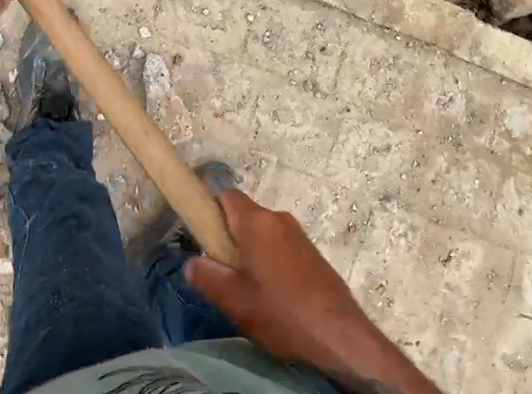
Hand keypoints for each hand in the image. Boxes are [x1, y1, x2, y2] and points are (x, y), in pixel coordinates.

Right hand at [187, 191, 434, 393]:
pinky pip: (280, 246)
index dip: (208, 210)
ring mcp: (298, 235)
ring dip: (249, 252)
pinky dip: (269, 261)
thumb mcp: (233, 300)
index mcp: (256, 221)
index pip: (224, 195)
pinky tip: (271, 294)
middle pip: (243, 215)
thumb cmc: (282, 312)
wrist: (341, 336)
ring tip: (246, 288)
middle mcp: (278, 218)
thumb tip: (191, 262)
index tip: (200, 236)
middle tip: (221, 271)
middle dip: (228, 237)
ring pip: (262, 233)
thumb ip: (205, 276)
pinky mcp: (312, 253)